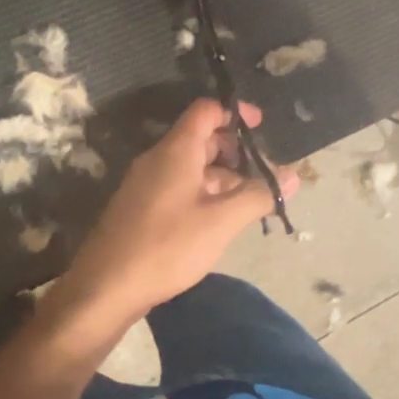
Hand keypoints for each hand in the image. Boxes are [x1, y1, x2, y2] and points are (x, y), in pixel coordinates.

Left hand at [45, 99, 299, 335]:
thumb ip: (258, 196)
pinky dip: (203, 195)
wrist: (106, 287)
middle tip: (264, 175)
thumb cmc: (167, 247)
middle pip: (200, 139)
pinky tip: (219, 222)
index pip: (206, 111)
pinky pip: (178, 188)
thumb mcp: (221, 222)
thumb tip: (291, 176)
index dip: (235, 113)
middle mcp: (158, 159)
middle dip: (235, 151)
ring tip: (250, 204)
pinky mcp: (140, 209)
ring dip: (221, 178)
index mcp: (175, 151)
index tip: (262, 128)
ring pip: (191, 168)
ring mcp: (145, 185)